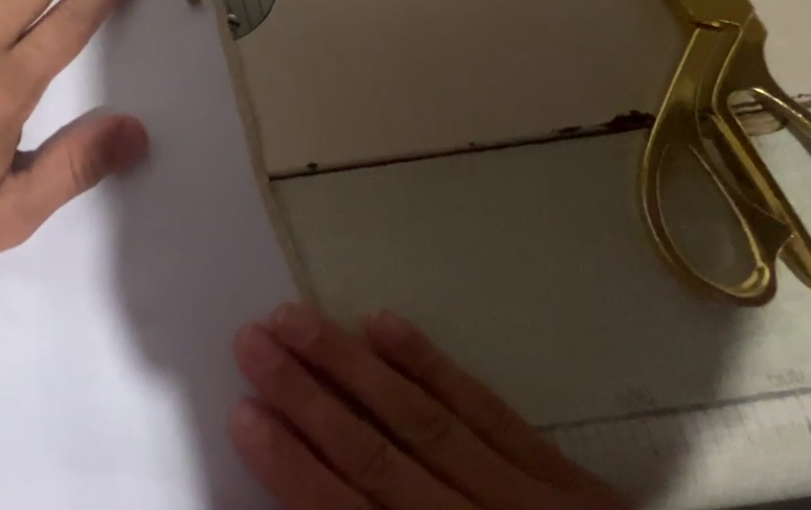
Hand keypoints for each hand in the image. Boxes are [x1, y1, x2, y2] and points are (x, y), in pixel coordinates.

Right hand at [230, 305, 624, 509]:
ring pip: (423, 423)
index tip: (244, 413)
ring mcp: (529, 503)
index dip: (293, 467)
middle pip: (377, 459)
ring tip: (297, 318)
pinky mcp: (567, 479)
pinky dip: (434, 368)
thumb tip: (309, 501)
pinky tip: (384, 324)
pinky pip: (491, 414)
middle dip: (307, 398)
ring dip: (352, 367)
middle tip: (252, 340)